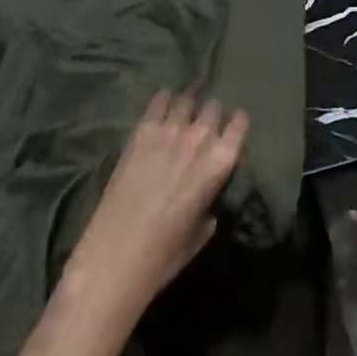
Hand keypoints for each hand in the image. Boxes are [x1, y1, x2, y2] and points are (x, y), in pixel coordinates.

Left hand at [19, 89, 248, 355]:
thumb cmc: (165, 254)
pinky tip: (164, 98)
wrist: (116, 257)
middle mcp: (200, 138)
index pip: (240, 124)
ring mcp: (170, 131)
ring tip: (187, 101)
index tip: (232, 128)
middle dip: (211, 113)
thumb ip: (211, 200)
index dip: (236, 124)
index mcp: (221, 161)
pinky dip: (164, 98)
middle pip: (213, 107)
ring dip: (189, 101)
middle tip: (205, 121)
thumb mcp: (203, 230)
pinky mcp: (141, 132)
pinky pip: (158, 101)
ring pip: (187, 99)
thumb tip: (208, 192)